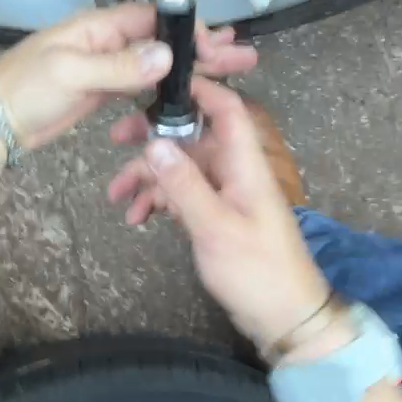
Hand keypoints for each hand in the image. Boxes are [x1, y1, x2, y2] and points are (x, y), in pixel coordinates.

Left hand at [0, 2, 256, 151]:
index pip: (151, 20)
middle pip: (160, 39)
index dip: (185, 32)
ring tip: (228, 71)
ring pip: (155, 62)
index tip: (215, 47)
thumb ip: (118, 65)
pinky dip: (165, 86)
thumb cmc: (24, 89)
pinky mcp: (101, 91)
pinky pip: (140, 84)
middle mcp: (104, 41)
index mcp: (96, 27)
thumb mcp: (70, 73)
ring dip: (189, 67)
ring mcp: (104, 66)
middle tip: (241, 57)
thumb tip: (166, 54)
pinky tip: (186, 92)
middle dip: (200, 47)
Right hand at [107, 78, 331, 351]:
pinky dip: (158, 201)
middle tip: (114, 139)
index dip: (198, 88)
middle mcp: (233, 170)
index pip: (226, 108)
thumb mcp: (216, 228)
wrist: (286, 320)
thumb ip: (184, 184)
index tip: (157, 81)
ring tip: (114, 195)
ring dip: (147, 178)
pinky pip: (181, 194)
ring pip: (180, 168)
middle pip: (191, 137)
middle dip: (152, 137)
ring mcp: (224, 192)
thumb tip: (153, 143)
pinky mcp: (216, 214)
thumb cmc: (257, 271)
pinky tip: (135, 218)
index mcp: (244, 163)